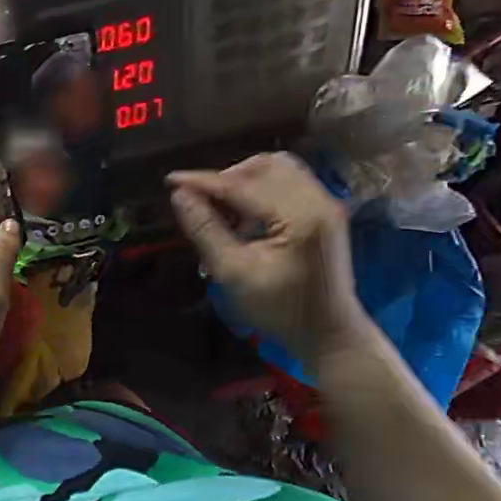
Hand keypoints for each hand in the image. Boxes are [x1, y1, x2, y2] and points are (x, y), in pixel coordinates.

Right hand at [168, 153, 368, 360]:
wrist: (328, 333)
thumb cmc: (280, 310)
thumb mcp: (233, 273)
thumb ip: (205, 230)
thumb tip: (179, 196)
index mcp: (300, 216)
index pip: (242, 186)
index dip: (203, 182)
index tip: (171, 181)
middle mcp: (319, 200)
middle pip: (264, 166)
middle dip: (225, 178)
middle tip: (199, 200)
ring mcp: (326, 204)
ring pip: (278, 169)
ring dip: (243, 180)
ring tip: (221, 207)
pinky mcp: (325, 211)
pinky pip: (289, 182)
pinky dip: (261, 188)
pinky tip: (244, 213)